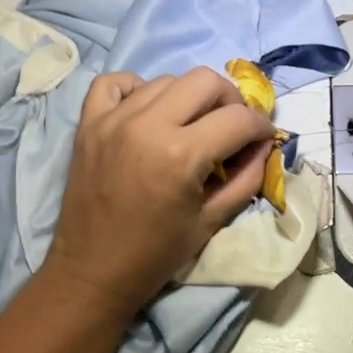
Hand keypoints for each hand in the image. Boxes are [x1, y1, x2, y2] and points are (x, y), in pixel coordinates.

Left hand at [44, 67, 275, 320]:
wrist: (92, 273)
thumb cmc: (156, 254)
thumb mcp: (212, 221)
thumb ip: (246, 178)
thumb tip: (263, 145)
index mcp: (181, 156)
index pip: (238, 119)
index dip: (260, 126)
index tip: (264, 136)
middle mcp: (147, 126)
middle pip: (205, 81)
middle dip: (230, 100)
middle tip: (231, 126)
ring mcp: (113, 120)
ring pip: (165, 79)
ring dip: (188, 97)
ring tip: (189, 124)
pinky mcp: (88, 123)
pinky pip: (113, 83)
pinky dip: (136, 88)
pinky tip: (147, 110)